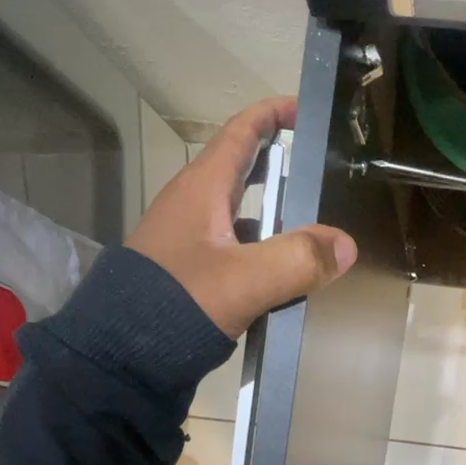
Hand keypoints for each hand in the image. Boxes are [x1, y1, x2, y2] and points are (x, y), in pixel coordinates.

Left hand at [128, 96, 357, 338]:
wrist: (120, 355)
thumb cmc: (180, 303)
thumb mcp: (246, 280)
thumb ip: (299, 259)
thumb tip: (345, 245)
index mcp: (202, 191)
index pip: (240, 133)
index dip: (272, 115)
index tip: (304, 109)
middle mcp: (191, 208)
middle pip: (240, 172)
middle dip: (279, 168)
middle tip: (318, 175)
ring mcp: (186, 244)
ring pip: (238, 216)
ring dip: (273, 218)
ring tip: (311, 233)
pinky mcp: (186, 276)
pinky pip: (231, 251)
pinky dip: (259, 254)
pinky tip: (280, 279)